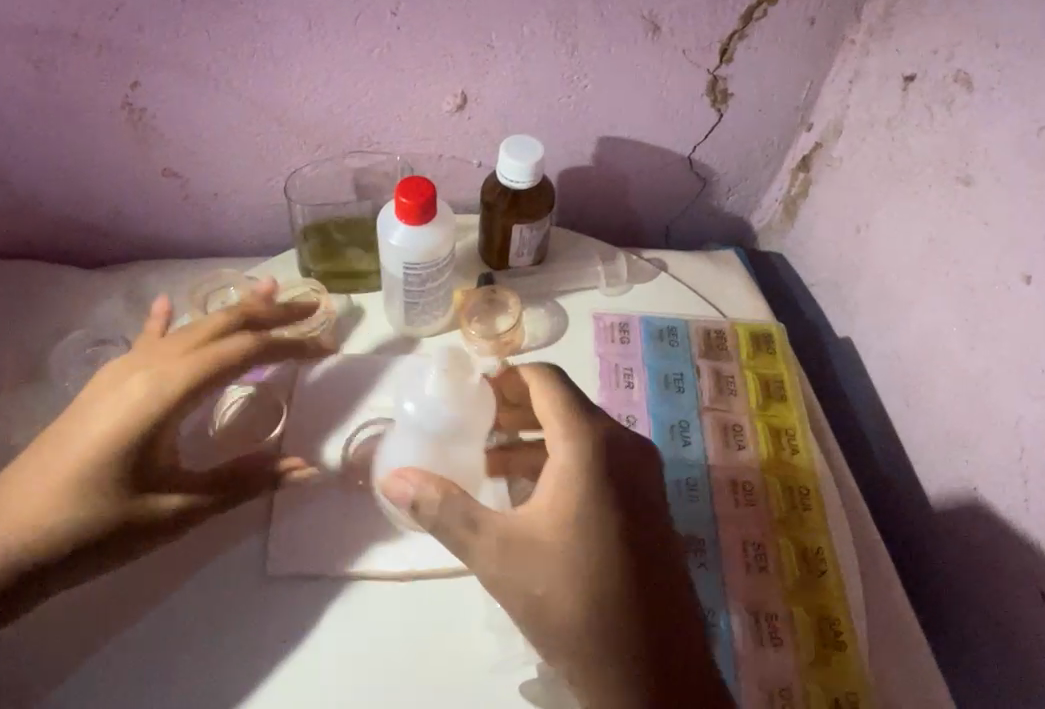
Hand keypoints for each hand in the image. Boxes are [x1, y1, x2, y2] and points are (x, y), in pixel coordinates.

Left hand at [0, 281, 332, 587]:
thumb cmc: (93, 528)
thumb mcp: (177, 510)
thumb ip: (245, 482)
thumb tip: (309, 468)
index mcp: (169, 389)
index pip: (244, 351)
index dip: (290, 345)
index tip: (327, 347)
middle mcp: (148, 366)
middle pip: (219, 326)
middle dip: (269, 315)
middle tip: (312, 307)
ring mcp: (121, 371)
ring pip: (188, 328)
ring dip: (230, 313)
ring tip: (267, 294)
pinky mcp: (104, 384)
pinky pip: (148, 341)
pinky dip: (170, 321)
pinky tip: (169, 304)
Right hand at [378, 364, 732, 708]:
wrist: (651, 668)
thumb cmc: (571, 599)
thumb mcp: (497, 553)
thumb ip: (444, 508)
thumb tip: (393, 479)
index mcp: (590, 442)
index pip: (545, 380)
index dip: (505, 377)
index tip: (468, 393)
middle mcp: (624, 444)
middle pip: (564, 404)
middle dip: (514, 410)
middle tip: (471, 425)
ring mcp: (644, 474)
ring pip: (583, 435)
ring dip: (536, 440)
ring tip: (488, 462)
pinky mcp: (651, 502)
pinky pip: (602, 461)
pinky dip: (564, 463)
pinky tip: (529, 498)